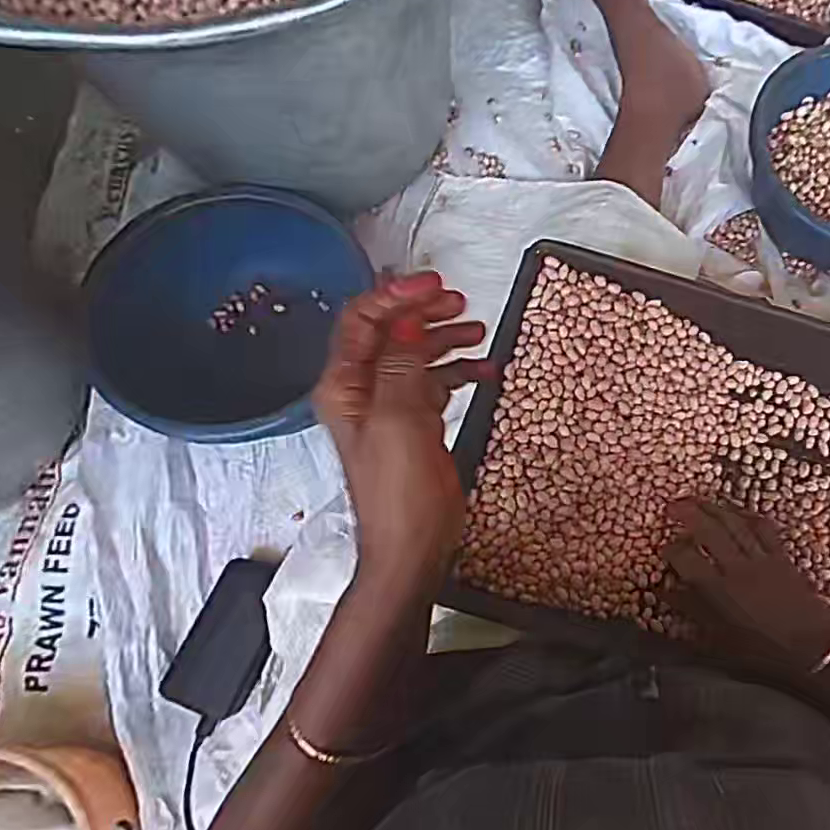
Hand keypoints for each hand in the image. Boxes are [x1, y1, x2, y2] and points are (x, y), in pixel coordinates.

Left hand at [312, 272, 487, 590]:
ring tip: (476, 331)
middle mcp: (365, 392)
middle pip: (391, 334)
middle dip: (423, 313)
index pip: (364, 321)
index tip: (433, 284)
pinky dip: (459, 373)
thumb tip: (407, 320)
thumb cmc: (399, 494)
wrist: (413, 545)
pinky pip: (437, 385)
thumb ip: (402, 366)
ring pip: (417, 357)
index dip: (396, 296)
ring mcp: (393, 409)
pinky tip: (483, 370)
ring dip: (445, 340)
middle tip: (458, 302)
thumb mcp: (399, 422)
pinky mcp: (418, 427)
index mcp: (346, 386)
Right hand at [662, 498, 829, 677]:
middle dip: (687, 514)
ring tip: (697, 501)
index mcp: (718, 592)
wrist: (813, 652)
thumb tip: (664, 591)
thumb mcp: (717, 641)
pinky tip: (737, 512)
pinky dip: (747, 515)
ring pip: (733, 524)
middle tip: (671, 507)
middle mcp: (737, 569)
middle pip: (708, 531)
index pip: (686, 559)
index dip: (671, 550)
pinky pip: (762, 528)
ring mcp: (761, 560)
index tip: (664, 549)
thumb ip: (690, 611)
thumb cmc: (762, 653)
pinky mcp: (781, 558)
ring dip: (713, 508)